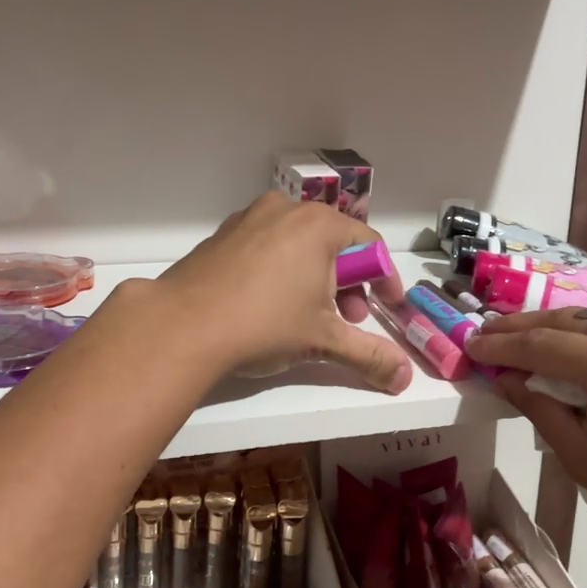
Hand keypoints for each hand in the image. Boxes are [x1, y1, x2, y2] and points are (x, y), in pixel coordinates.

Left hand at [141, 194, 410, 392]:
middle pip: (333, 241)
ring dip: (313, 276)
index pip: (369, 244)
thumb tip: (404, 377)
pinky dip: (279, 270)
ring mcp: (248, 218)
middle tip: (346, 319)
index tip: (387, 309)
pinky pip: (265, 245)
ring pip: (297, 243)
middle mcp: (285, 209)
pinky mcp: (221, 235)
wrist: (181, 326)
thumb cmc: (263, 325)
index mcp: (318, 224)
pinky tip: (267, 305)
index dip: (385, 280)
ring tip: (306, 316)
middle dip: (347, 282)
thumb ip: (369, 355)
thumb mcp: (322, 340)